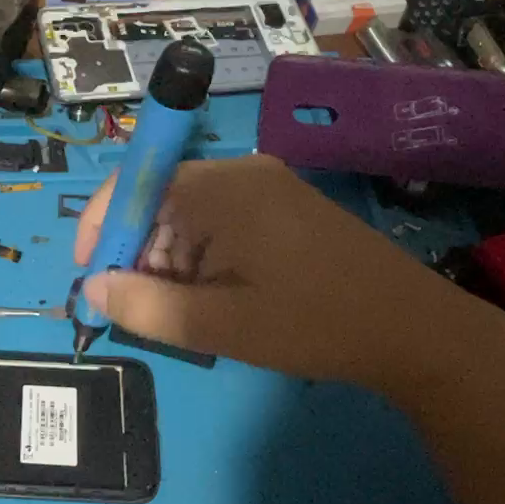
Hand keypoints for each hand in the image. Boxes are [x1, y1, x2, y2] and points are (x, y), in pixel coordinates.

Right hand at [73, 155, 503, 396]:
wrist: (414, 329)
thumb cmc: (311, 323)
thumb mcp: (217, 324)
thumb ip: (144, 305)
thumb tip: (90, 289)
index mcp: (221, 188)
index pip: (133, 184)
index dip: (99, 228)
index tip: (91, 279)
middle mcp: (241, 174)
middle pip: (159, 203)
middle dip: (139, 256)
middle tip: (145, 311)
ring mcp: (267, 189)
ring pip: (190, 219)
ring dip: (173, 264)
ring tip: (190, 315)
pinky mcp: (285, 209)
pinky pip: (222, 225)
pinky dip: (204, 261)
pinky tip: (219, 301)